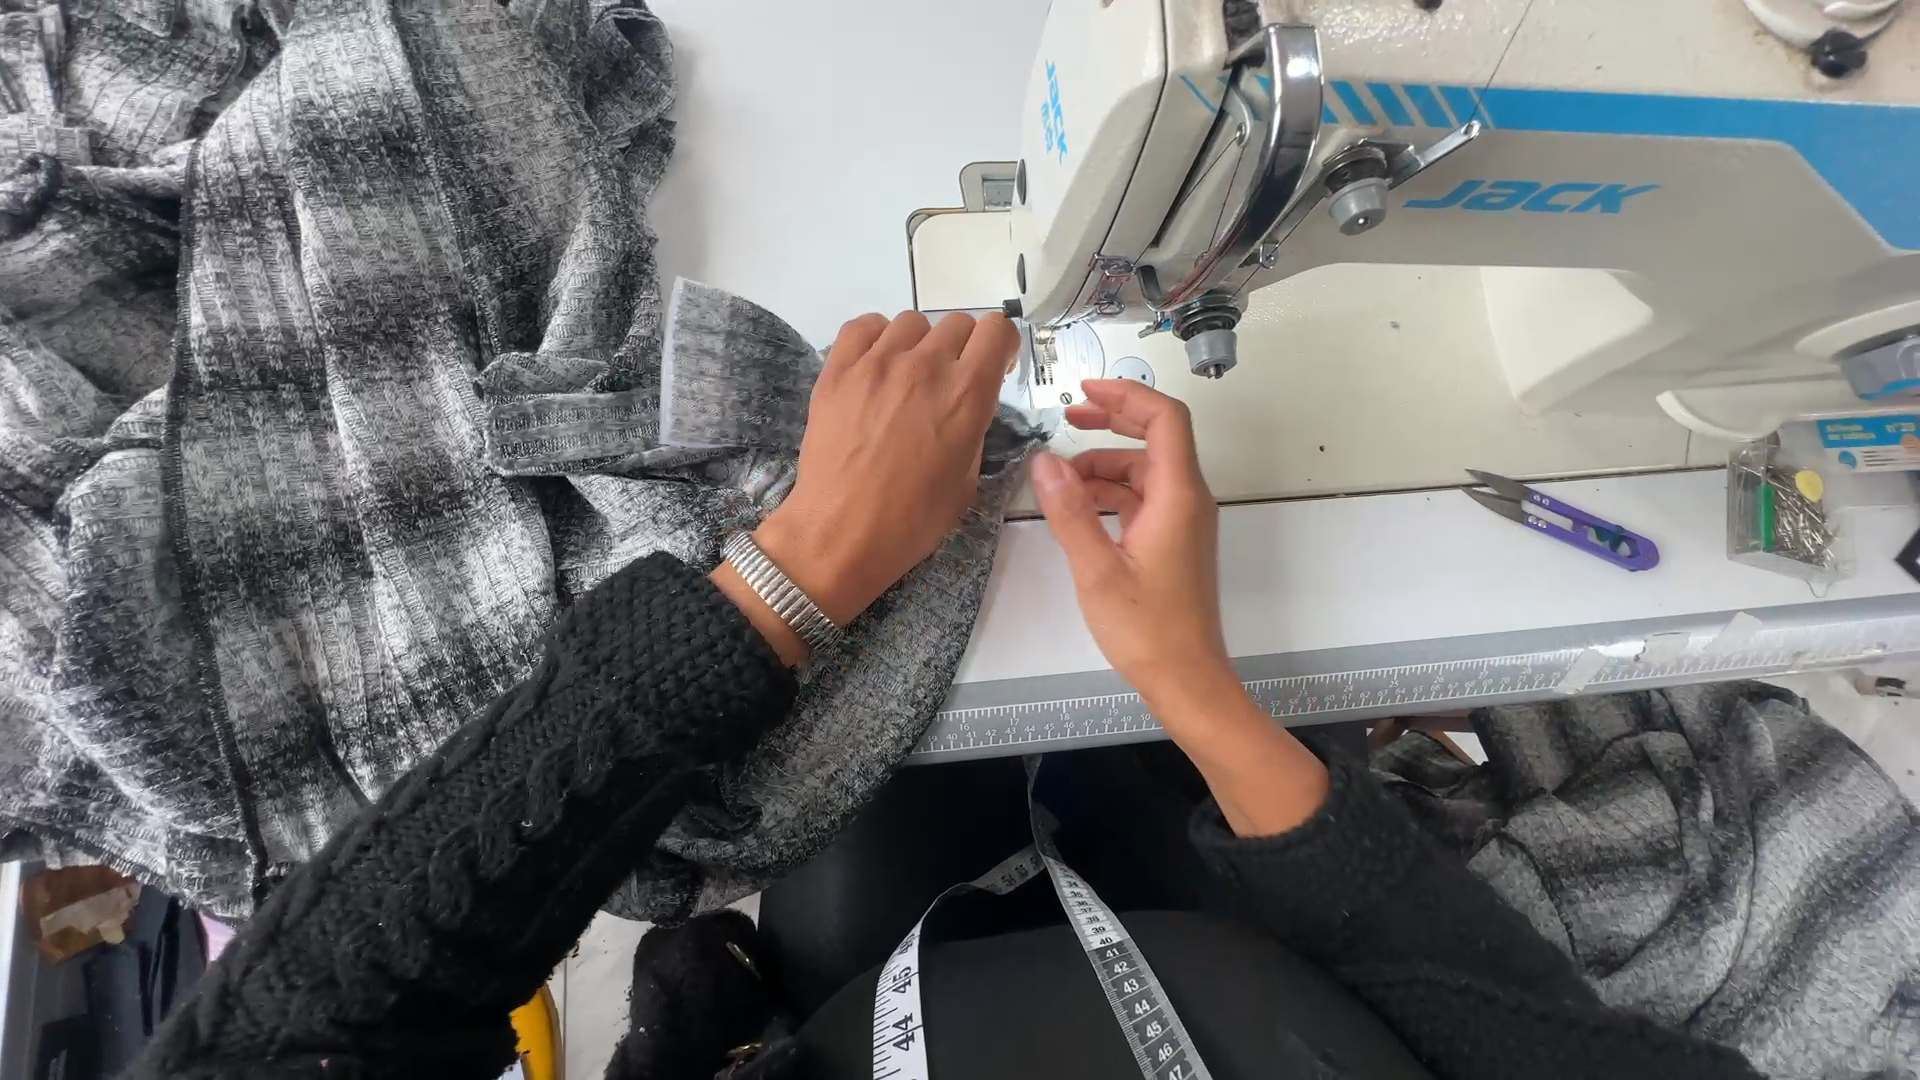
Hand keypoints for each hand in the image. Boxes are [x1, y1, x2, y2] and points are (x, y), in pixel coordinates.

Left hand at [732, 310, 1018, 659]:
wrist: (842, 533)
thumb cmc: (912, 520)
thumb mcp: (966, 480)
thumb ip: (974, 429)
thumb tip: (968, 405)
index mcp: (966, 395)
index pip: (997, 330)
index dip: (1001, 345)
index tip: (994, 367)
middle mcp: (925, 367)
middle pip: (957, 323)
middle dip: (963, 348)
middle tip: (951, 381)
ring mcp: (877, 364)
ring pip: (912, 322)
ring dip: (920, 344)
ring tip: (909, 378)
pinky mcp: (837, 370)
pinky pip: (863, 326)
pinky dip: (877, 338)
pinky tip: (877, 367)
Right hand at [1028, 379, 1233, 713]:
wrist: (1186, 680)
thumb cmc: (1148, 630)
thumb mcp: (1097, 570)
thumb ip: (1069, 513)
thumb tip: (1043, 462)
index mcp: (1178, 497)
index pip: (1165, 420)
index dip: (1127, 395)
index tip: (1086, 390)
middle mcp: (1188, 501)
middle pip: (1156, 438)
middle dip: (1112, 421)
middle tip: (1069, 416)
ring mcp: (1182, 521)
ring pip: (1144, 471)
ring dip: (1103, 465)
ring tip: (1059, 479)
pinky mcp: (1172, 542)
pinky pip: (1142, 500)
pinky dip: (1110, 494)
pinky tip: (1078, 508)